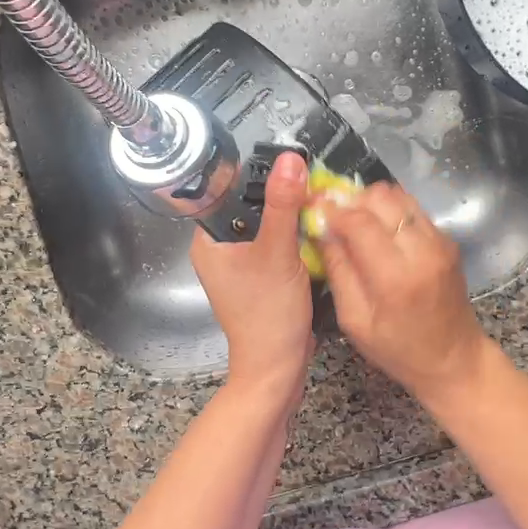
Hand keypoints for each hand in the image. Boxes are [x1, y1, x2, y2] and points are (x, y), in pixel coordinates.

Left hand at [189, 151, 314, 398]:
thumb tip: (290, 158)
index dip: (259, 174)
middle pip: (250, 205)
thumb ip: (283, 204)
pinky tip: (316, 233)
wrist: (277, 369)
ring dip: (292, 217)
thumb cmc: (268, 314)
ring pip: (267, 225)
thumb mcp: (278, 252)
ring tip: (318, 206)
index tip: (291, 166)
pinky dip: (295, 238)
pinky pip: (276, 245)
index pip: (228, 189)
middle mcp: (219, 250)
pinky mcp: (260, 278)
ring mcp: (240, 265)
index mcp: (208, 240)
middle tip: (313, 185)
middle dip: (282, 196)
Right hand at [317, 182, 492, 398]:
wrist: (455, 359)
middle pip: (381, 198)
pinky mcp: (447, 239)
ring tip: (356, 220)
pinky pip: (412, 209)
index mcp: (395, 277)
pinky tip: (379, 230)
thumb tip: (322, 230)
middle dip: (353, 201)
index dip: (333, 211)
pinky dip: (391, 211)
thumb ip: (338, 271)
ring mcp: (440, 241)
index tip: (316, 211)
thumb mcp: (355, 321)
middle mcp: (422, 250)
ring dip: (372, 202)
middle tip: (335, 215)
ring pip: (399, 195)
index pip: (359, 221)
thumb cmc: (398, 349)